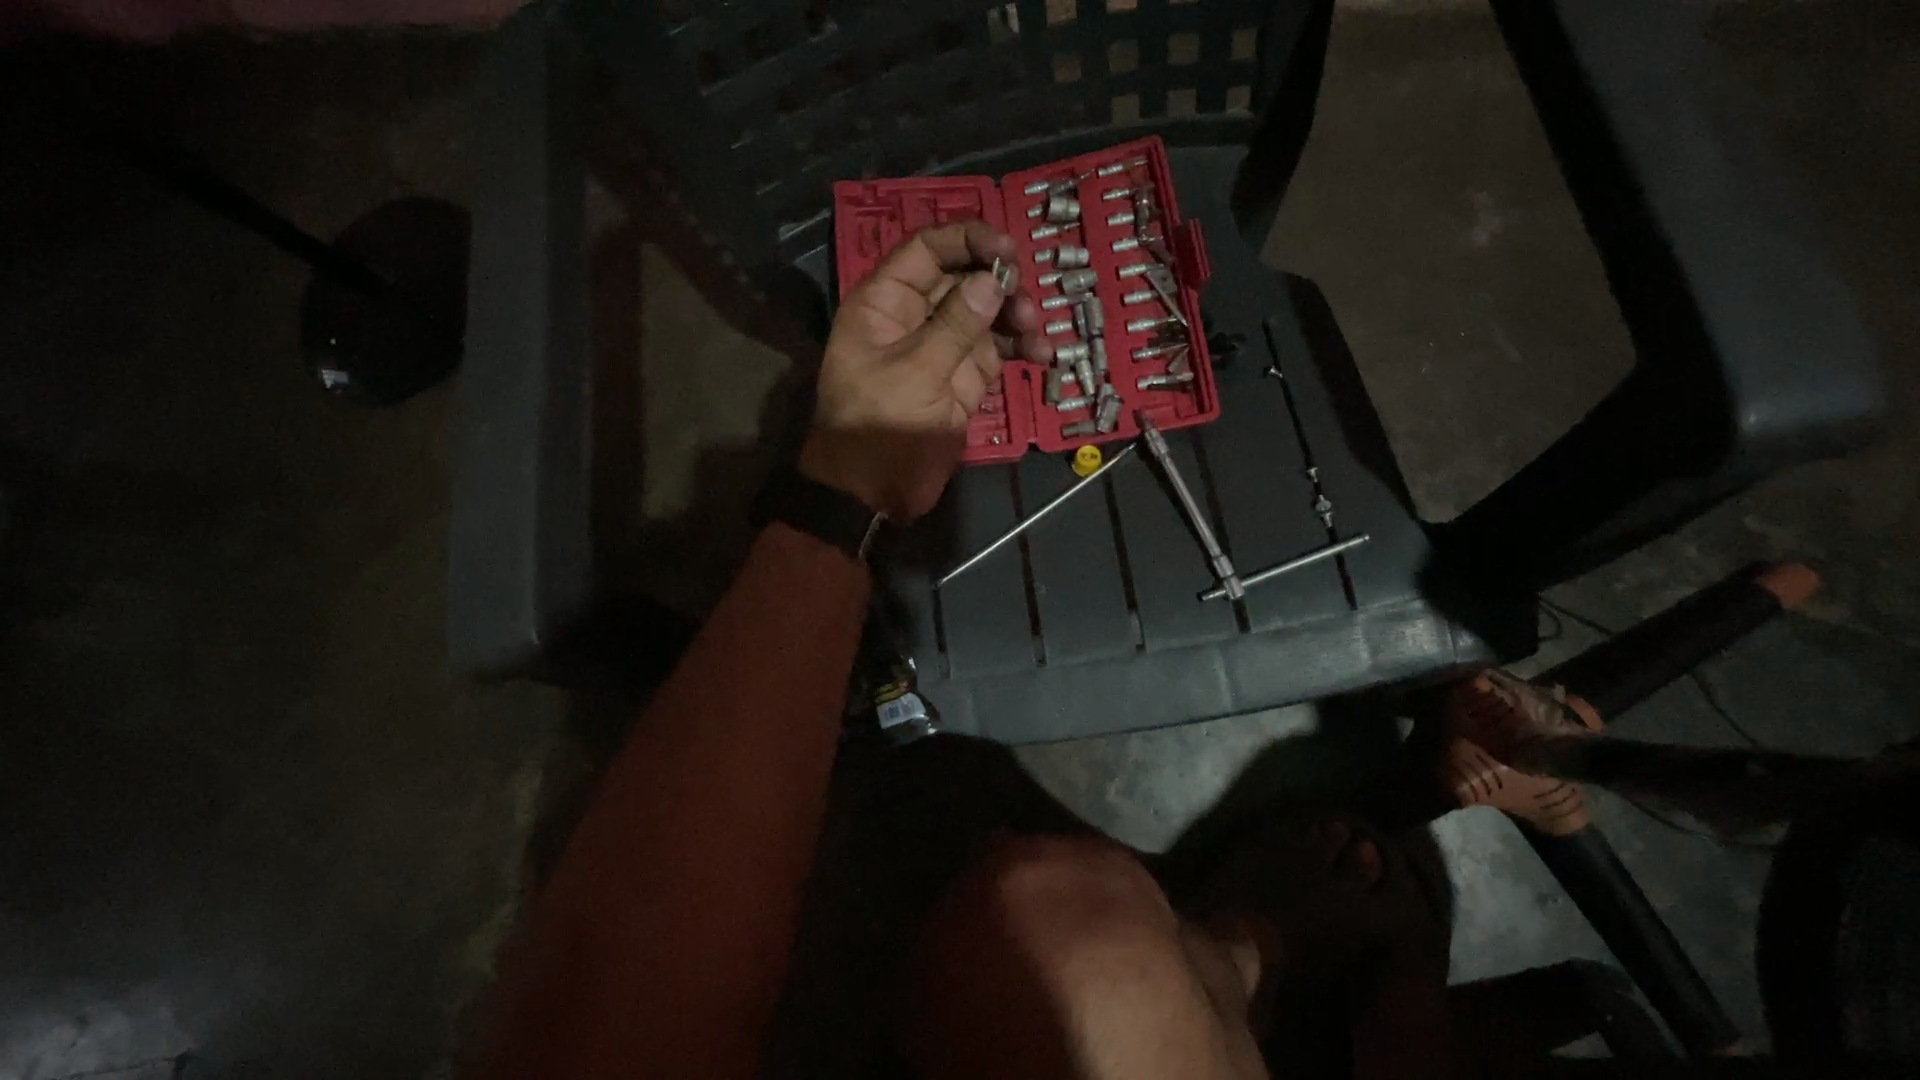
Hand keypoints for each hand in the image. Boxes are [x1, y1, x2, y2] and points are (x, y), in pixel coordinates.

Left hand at [800, 221, 1051, 520]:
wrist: (872, 493)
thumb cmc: (878, 426)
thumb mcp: (915, 371)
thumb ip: (956, 324)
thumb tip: (992, 281)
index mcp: (885, 303)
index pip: (926, 250)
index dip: (967, 240)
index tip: (1008, 249)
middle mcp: (914, 316)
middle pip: (963, 278)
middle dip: (1000, 284)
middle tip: (1027, 305)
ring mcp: (941, 348)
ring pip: (985, 314)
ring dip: (1016, 317)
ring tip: (1038, 335)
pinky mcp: (963, 379)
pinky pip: (996, 350)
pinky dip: (1020, 349)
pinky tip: (1043, 355)